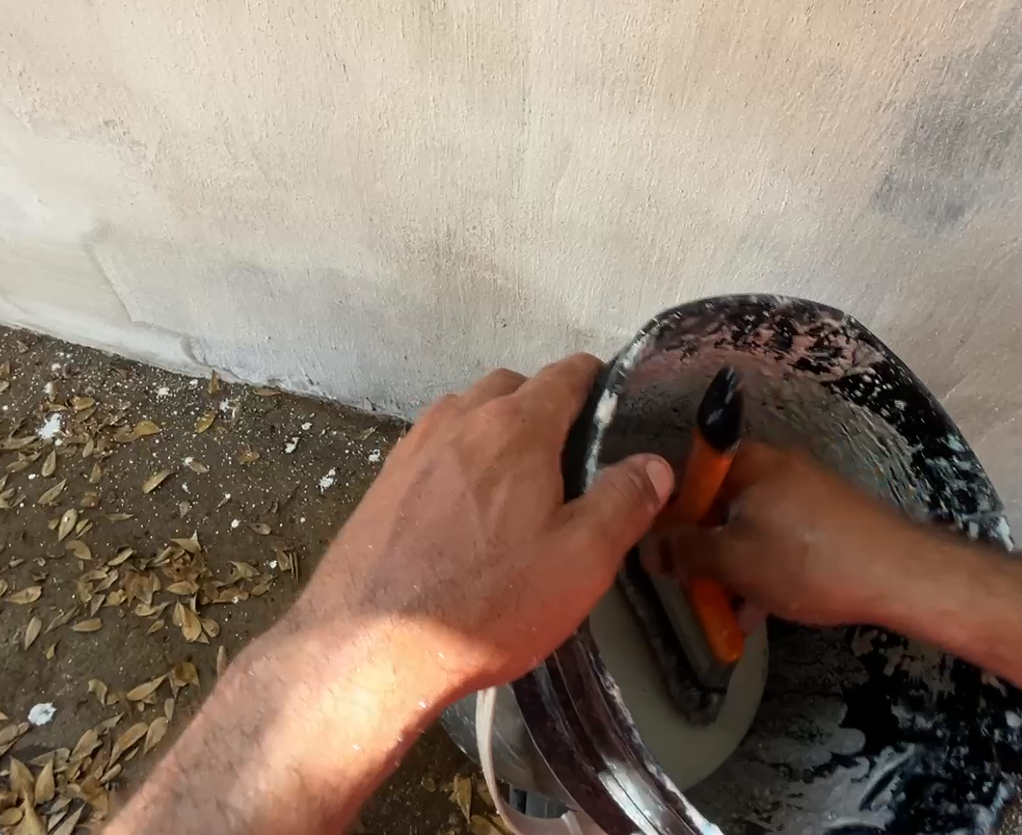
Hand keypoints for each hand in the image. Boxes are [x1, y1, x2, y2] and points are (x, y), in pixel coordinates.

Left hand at [296, 354, 674, 696]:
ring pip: (470, 410)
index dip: (596, 382)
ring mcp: (417, 443)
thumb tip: (654, 464)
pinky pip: (437, 442)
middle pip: (514, 385)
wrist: (367, 649)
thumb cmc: (487, 600)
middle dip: (545, 405)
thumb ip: (624, 501)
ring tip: (515, 482)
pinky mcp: (387, 476)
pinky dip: (461, 453)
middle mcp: (462, 417)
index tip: (610, 408)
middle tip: (566, 459)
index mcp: (516, 425)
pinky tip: (464, 506)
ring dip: (499, 427)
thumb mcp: (581, 560)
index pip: (566, 372)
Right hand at [646, 443, 918, 627]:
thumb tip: (649, 549)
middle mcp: (770, 463)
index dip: (668, 519)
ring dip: (732, 564)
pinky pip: (776, 532)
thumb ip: (683, 552)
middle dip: (703, 549)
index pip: (685, 479)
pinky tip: (763, 605)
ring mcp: (801, 485)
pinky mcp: (824, 511)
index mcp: (743, 461)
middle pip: (716, 503)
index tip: (663, 558)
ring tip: (730, 610)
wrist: (899, 574)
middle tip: (696, 589)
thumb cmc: (805, 561)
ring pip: (747, 523)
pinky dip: (762, 562)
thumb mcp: (732, 560)